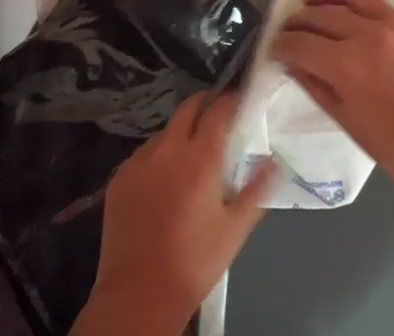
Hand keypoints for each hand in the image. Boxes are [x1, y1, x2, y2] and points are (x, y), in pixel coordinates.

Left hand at [73, 90, 278, 334]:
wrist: (139, 293)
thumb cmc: (195, 261)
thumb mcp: (236, 228)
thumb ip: (257, 188)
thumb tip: (274, 161)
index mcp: (200, 158)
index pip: (219, 109)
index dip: (232, 100)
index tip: (242, 101)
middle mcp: (167, 150)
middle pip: (189, 107)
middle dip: (206, 105)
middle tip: (220, 118)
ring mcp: (138, 161)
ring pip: (165, 131)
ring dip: (181, 133)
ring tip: (192, 157)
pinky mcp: (118, 178)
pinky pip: (143, 154)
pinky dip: (158, 157)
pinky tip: (164, 181)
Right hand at [270, 0, 393, 194]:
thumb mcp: (348, 123)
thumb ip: (317, 86)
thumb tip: (292, 63)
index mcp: (347, 67)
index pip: (300, 45)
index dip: (281, 46)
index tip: (275, 49)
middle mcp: (369, 36)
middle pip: (322, 17)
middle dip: (298, 23)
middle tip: (290, 31)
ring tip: (314, 1)